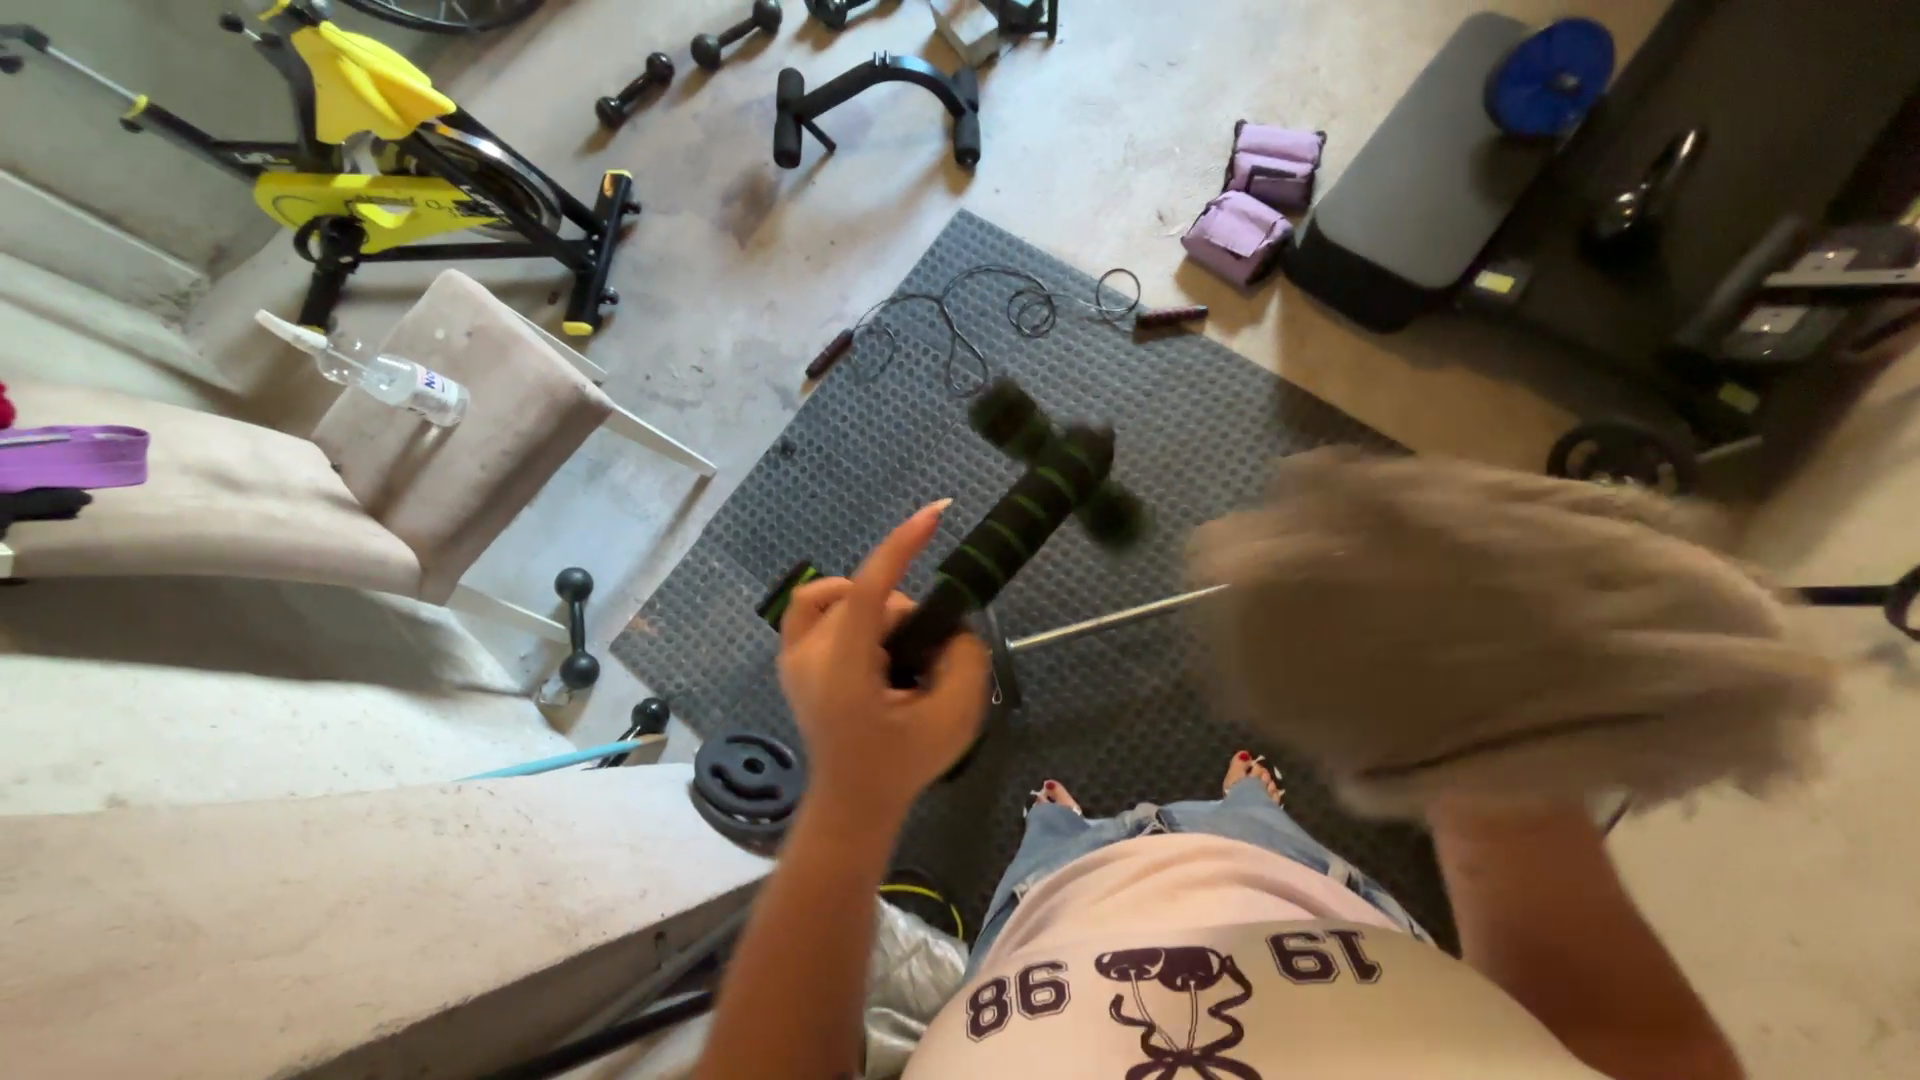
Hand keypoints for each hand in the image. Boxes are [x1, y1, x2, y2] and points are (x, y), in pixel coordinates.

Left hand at [777, 501, 991, 825]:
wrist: (853, 802)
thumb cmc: (902, 764)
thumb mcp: (954, 718)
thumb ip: (966, 660)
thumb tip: (952, 628)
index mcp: (845, 672)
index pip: (870, 590)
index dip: (901, 546)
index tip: (935, 513)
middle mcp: (809, 657)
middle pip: (864, 595)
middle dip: (902, 613)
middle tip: (924, 656)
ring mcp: (792, 658)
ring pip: (841, 597)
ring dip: (877, 610)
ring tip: (896, 652)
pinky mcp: (790, 661)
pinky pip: (812, 606)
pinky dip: (844, 604)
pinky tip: (868, 635)